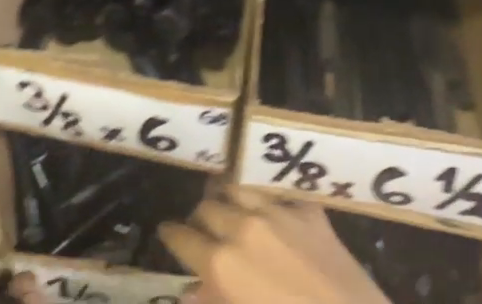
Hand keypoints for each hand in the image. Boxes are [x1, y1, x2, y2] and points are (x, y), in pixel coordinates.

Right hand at [158, 191, 390, 303]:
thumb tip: (191, 293)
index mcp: (221, 264)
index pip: (180, 236)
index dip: (172, 237)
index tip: (169, 236)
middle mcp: (242, 228)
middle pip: (206, 207)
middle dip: (200, 221)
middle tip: (205, 235)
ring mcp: (279, 214)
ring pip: (238, 189)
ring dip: (230, 202)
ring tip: (233, 215)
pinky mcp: (312, 214)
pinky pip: (280, 195)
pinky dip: (272, 203)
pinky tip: (275, 216)